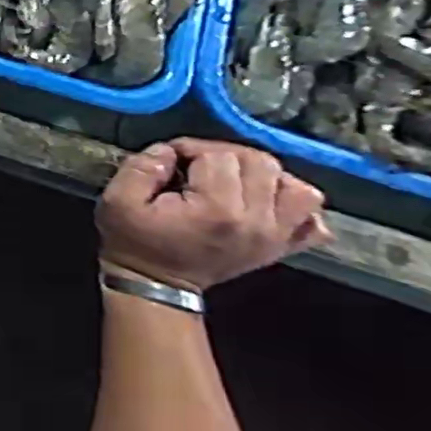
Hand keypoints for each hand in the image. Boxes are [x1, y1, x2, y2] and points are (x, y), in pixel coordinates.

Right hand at [97, 138, 332, 291]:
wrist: (157, 282)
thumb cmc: (133, 238)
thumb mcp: (118, 199)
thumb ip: (140, 168)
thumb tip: (166, 151)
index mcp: (217, 209)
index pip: (218, 156)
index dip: (187, 148)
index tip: (166, 158)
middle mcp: (258, 221)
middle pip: (262, 165)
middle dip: (224, 154)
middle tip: (195, 162)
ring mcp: (278, 236)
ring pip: (298, 189)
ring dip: (264, 175)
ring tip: (231, 177)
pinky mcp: (284, 246)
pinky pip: (313, 219)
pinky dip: (292, 204)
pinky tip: (262, 201)